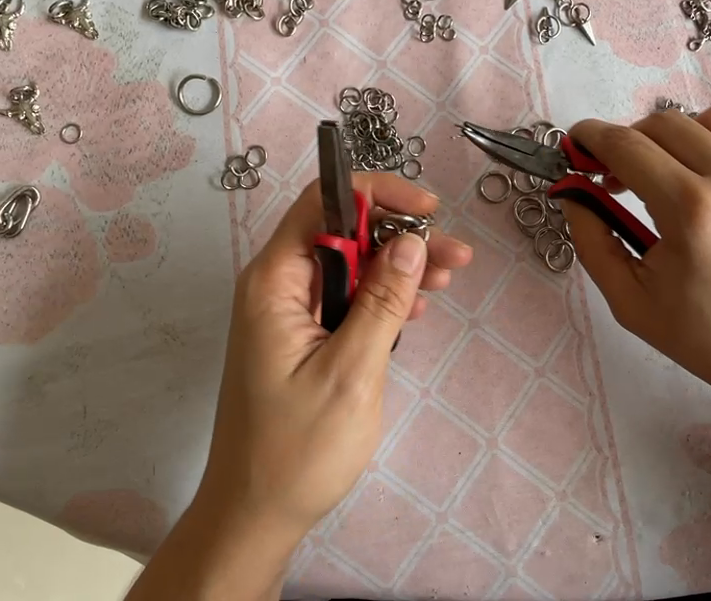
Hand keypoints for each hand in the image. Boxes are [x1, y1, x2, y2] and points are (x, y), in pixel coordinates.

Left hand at [196, 173, 473, 539]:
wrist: (254, 516)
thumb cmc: (296, 449)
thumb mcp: (350, 372)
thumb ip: (382, 301)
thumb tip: (412, 240)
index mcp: (275, 281)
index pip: (324, 203)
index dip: (378, 194)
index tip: (429, 210)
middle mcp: (278, 285)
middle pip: (344, 232)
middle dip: (401, 235)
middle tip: (455, 255)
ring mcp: (290, 311)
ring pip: (351, 265)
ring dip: (399, 267)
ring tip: (449, 277)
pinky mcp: (303, 336)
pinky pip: (347, 298)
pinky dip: (383, 297)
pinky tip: (417, 309)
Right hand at [563, 107, 710, 430]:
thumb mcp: (633, 303)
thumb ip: (591, 238)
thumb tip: (572, 188)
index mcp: (693, 213)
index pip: (626, 145)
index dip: (592, 136)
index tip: (578, 142)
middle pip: (665, 123)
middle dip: (631, 140)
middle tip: (622, 172)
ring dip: (681, 138)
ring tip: (677, 174)